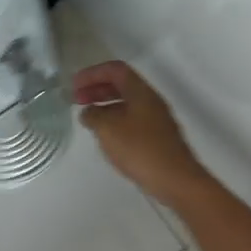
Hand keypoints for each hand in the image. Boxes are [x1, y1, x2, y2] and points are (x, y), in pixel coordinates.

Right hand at [72, 61, 212, 203]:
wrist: (175, 180)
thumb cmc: (140, 149)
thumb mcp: (108, 129)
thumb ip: (93, 116)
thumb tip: (88, 112)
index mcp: (141, 92)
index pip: (115, 70)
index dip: (92, 73)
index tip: (74, 85)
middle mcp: (151, 100)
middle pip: (121, 84)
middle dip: (96, 88)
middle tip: (76, 100)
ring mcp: (156, 119)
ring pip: (126, 103)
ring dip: (105, 105)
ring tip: (87, 118)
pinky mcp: (157, 137)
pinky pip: (131, 119)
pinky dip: (114, 120)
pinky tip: (106, 136)